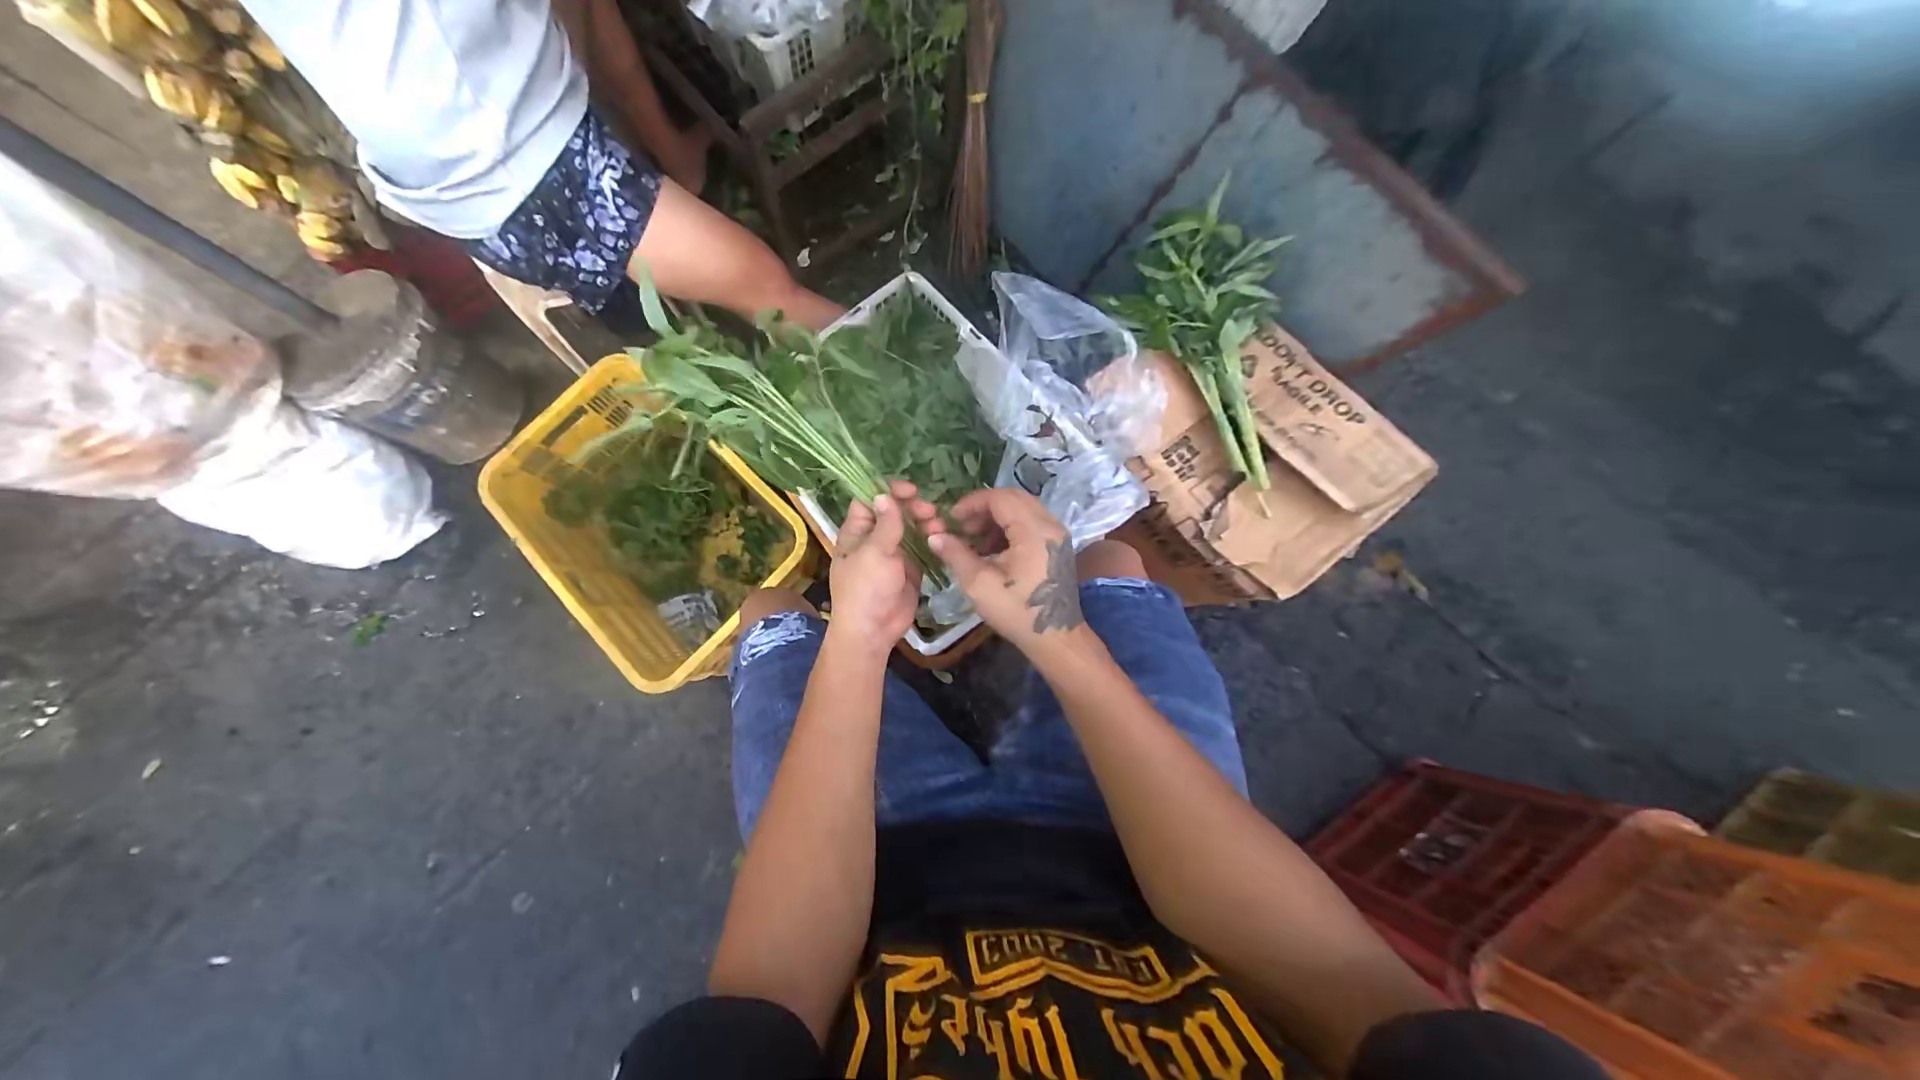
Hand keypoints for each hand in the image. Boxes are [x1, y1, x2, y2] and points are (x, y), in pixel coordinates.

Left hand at [827, 479, 934, 654]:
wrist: (873, 630)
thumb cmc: (866, 589)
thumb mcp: (874, 552)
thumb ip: (886, 524)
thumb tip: (884, 495)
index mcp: (857, 532)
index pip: (870, 500)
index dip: (888, 490)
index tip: (910, 489)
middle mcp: (874, 539)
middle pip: (894, 512)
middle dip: (912, 507)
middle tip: (929, 511)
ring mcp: (893, 554)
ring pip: (910, 528)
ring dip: (925, 522)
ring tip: (938, 526)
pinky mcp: (909, 568)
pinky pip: (922, 547)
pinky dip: (932, 540)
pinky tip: (943, 536)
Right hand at [927, 489, 1091, 657]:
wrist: (1055, 638)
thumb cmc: (1017, 611)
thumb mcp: (979, 584)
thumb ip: (956, 554)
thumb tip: (934, 535)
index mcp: (1034, 530)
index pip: (1000, 498)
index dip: (971, 503)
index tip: (951, 519)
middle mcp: (1050, 525)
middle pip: (1013, 498)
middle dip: (983, 508)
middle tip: (961, 526)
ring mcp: (1057, 535)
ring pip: (1022, 509)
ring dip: (996, 518)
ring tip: (973, 539)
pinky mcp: (1057, 546)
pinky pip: (1031, 523)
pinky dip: (1009, 528)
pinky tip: (992, 549)